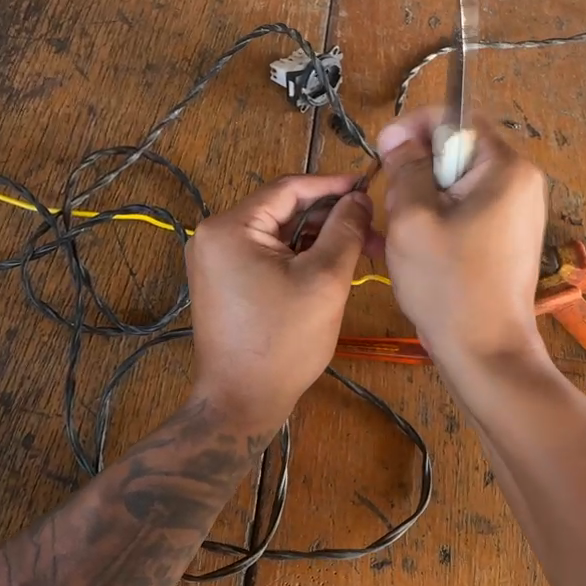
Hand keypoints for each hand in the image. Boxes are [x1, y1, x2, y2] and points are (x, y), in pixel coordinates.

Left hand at [186, 174, 372, 437]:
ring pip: (276, 235)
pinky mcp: (223, 283)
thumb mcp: (323, 280)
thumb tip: (359, 198)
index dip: (332, 185)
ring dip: (315, 239)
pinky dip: (296, 257)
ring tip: (359, 249)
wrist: (241, 400)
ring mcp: (214, 262)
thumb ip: (345, 230)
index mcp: (229, 227)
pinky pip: (265, 256)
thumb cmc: (283, 342)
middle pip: (281, 211)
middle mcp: (212, 236)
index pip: (288, 188)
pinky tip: (329, 265)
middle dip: (328, 217)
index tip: (369, 186)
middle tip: (372, 229)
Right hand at [377, 109, 547, 370]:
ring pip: (454, 185)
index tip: (381, 151)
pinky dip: (435, 221)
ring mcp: (516, 213)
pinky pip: (463, 211)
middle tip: (391, 206)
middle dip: (416, 171)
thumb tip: (399, 138)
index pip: (457, 118)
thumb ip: (406, 168)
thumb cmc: (446, 284)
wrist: (484, 351)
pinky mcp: (505, 238)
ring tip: (398, 233)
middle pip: (455, 152)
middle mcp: (520, 183)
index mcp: (505, 169)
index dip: (414, 128)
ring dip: (419, 200)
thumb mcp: (412, 220)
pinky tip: (412, 247)